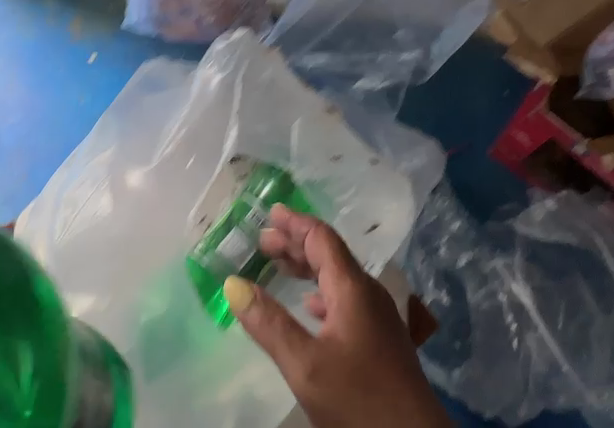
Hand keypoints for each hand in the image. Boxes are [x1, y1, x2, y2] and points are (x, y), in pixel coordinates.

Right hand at [225, 205, 450, 427]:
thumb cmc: (358, 399)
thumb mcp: (305, 364)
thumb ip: (270, 323)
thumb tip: (232, 283)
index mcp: (353, 288)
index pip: (322, 239)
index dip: (295, 224)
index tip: (269, 214)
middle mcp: (368, 293)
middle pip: (330, 255)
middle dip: (297, 244)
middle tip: (263, 241)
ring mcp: (378, 317)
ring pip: (338, 278)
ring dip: (308, 268)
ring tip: (279, 266)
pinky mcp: (380, 340)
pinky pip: (346, 299)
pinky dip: (321, 292)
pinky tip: (311, 308)